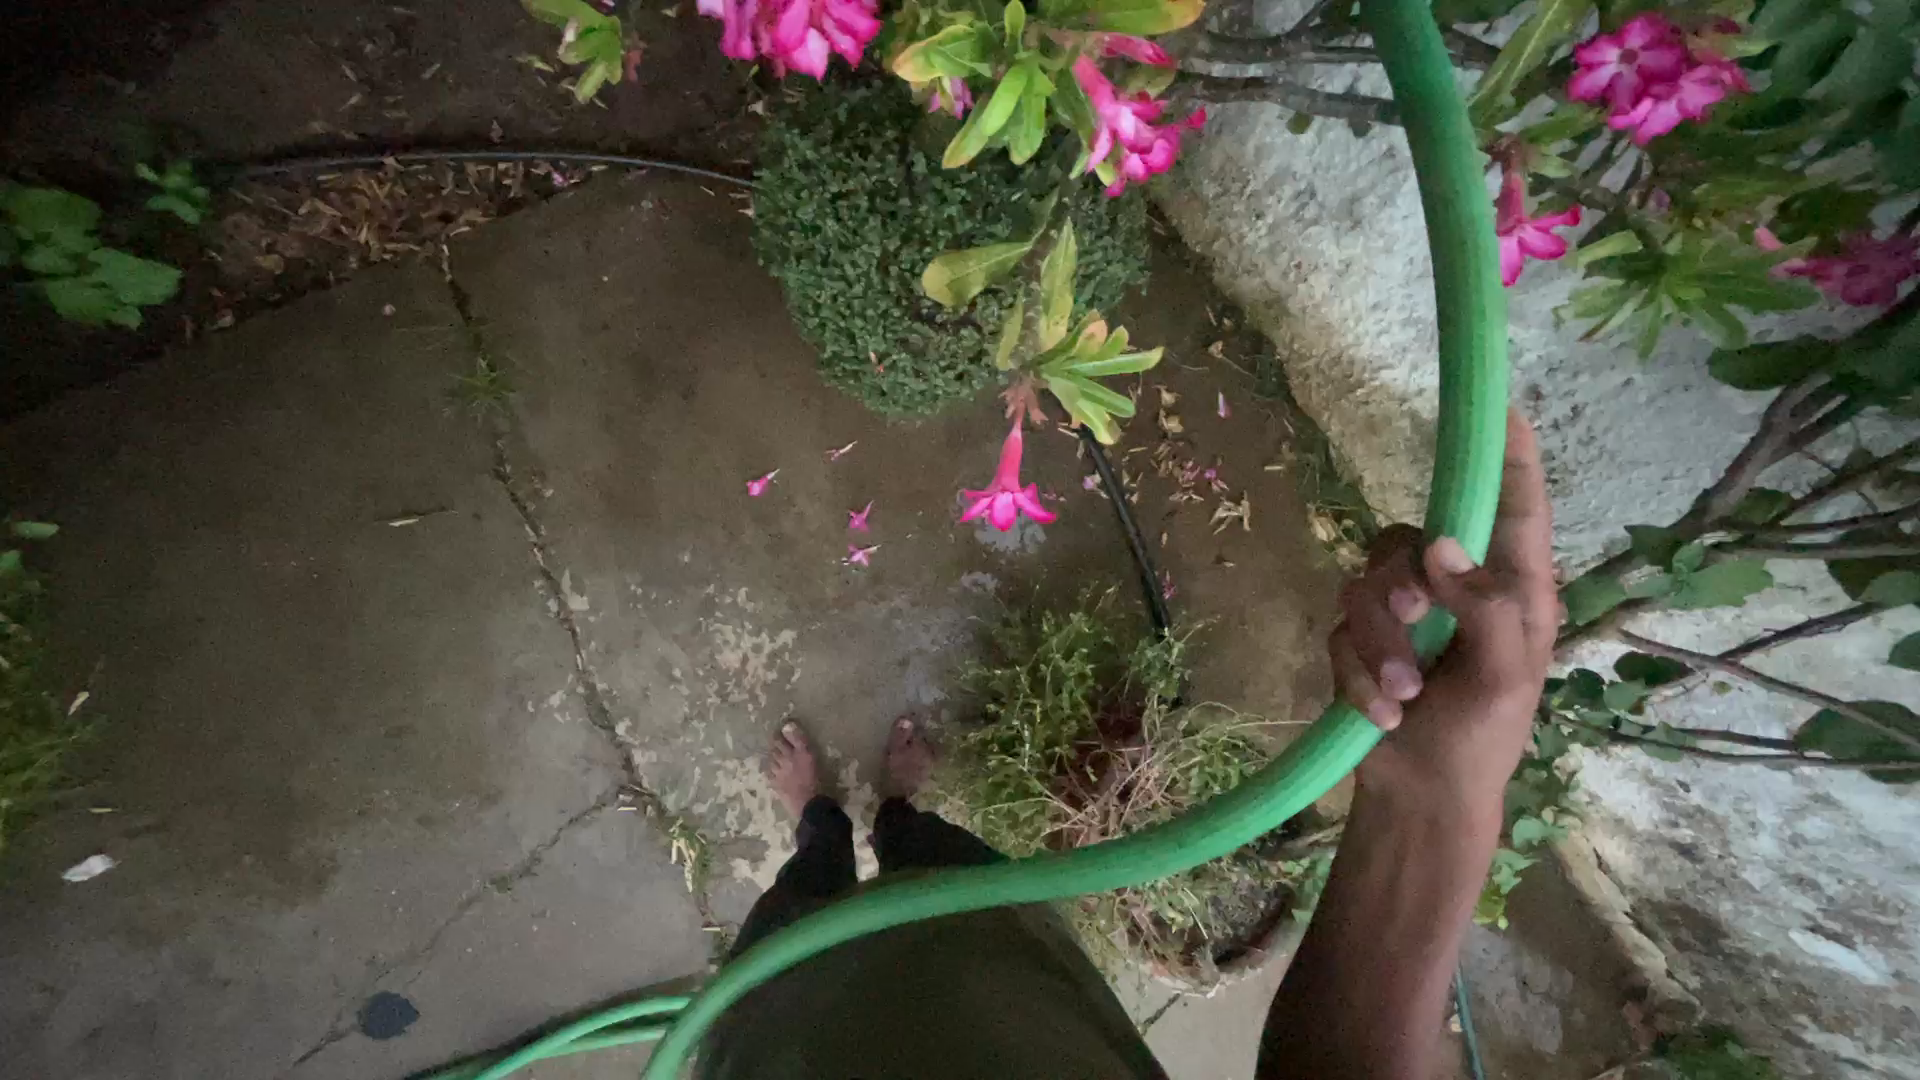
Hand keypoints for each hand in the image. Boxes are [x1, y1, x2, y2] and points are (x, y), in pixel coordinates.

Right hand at [1327, 410, 1558, 805]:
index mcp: (1506, 592)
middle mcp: (1448, 591)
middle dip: (1399, 585)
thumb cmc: (1482, 740)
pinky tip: (1382, 712)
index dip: (1509, 462)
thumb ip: (1484, 608)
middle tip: (1410, 621)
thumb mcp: (1504, 679)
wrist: (1420, 793)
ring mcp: (1398, 616)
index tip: (1506, 412)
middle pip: (1406, 542)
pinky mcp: (1357, 641)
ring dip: (1379, 646)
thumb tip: (1441, 544)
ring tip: (1400, 696)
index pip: (1510, 514)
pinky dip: (1358, 674)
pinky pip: (1340, 632)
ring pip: (1363, 587)